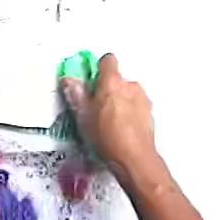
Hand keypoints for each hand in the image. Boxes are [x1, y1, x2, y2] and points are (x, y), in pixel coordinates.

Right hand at [60, 53, 158, 174]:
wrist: (134, 159)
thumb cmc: (108, 138)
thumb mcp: (83, 116)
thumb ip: (76, 94)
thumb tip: (70, 82)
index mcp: (112, 82)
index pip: (107, 60)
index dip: (98, 68)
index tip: (91, 79)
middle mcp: (130, 86)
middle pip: (117, 79)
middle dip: (108, 89)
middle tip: (96, 105)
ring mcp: (142, 99)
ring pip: (128, 92)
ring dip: (120, 101)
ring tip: (108, 120)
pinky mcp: (149, 113)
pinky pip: (136, 106)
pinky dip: (130, 112)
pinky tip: (120, 128)